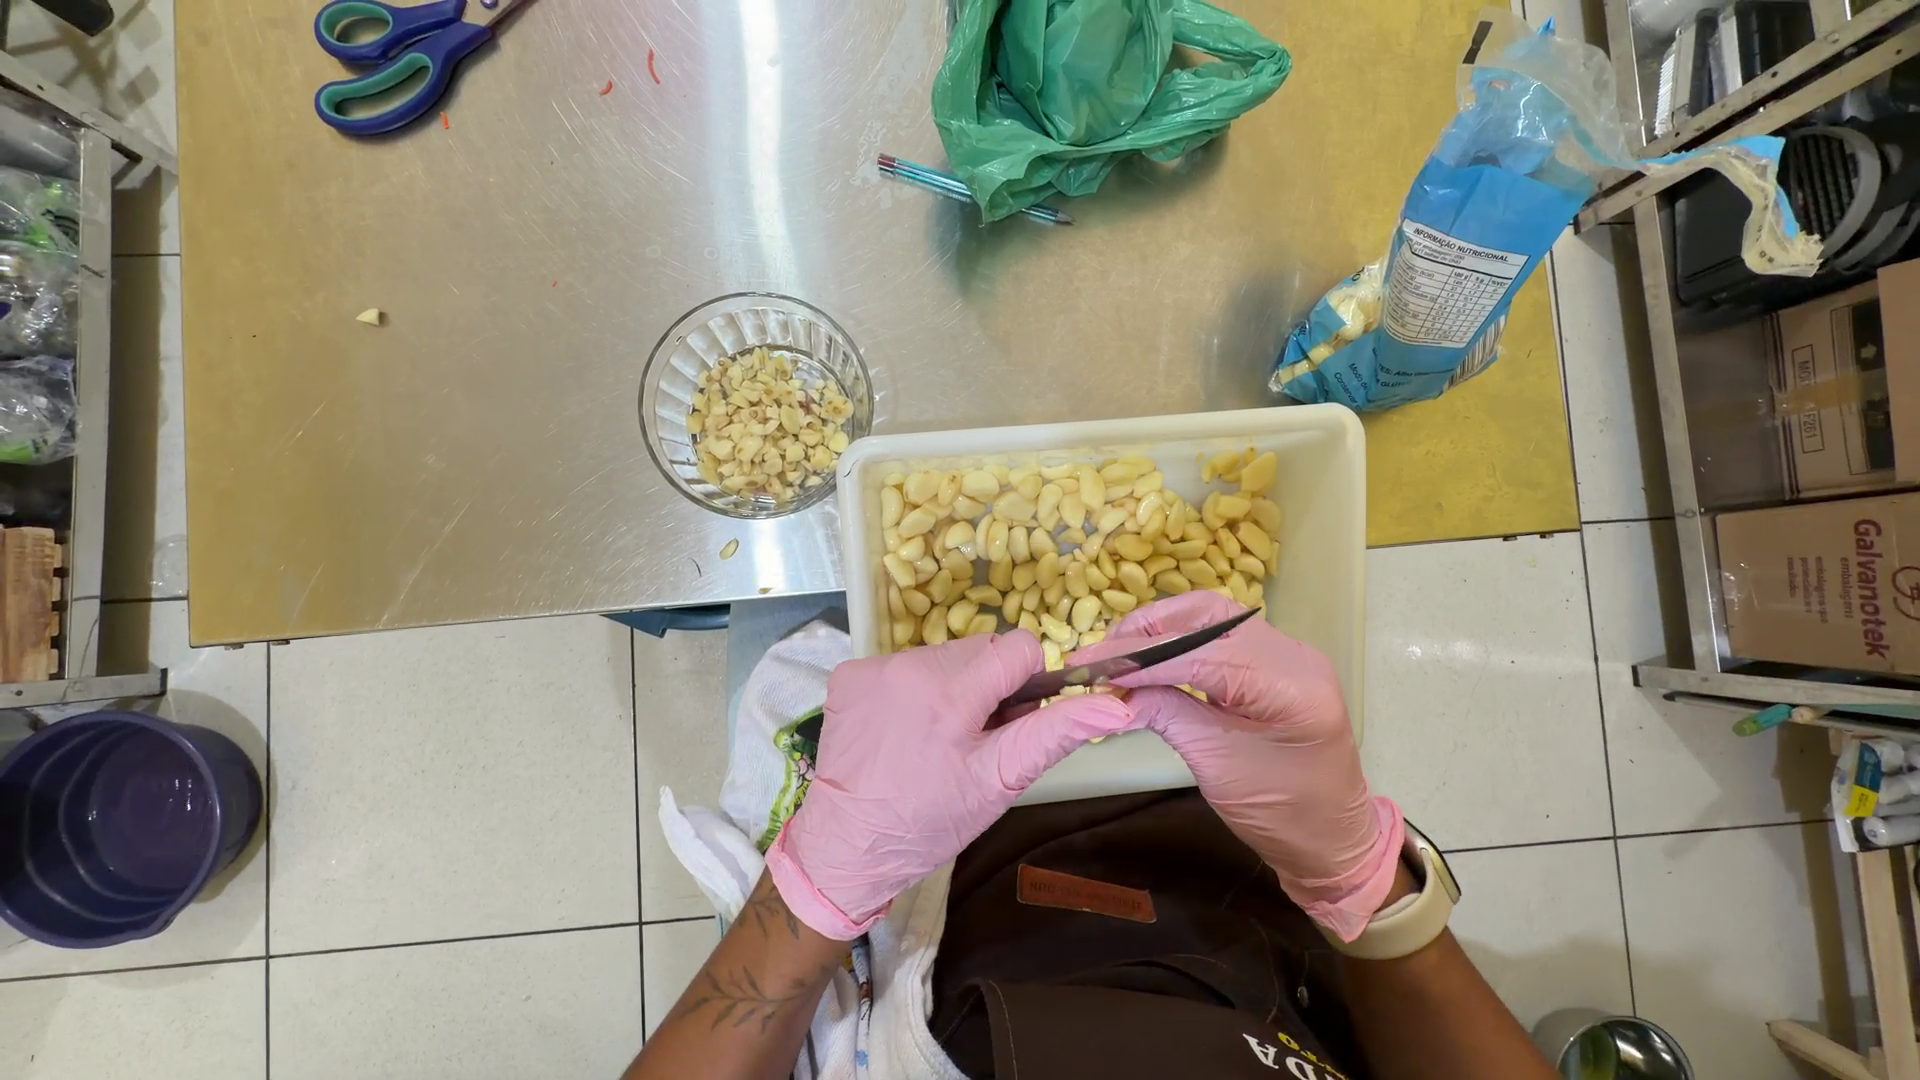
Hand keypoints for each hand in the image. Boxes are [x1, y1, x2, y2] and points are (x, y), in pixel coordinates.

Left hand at [766, 631, 1136, 939]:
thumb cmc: (930, 821)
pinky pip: (902, 663)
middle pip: (979, 649)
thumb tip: (1118, 704)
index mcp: (951, 690)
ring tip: (934, 736)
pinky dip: (912, 688)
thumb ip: (1055, 734)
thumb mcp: (999, 782)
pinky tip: (902, 728)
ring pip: (942, 654)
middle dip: (987, 685)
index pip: (1018, 646)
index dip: (1025, 682)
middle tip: (971, 737)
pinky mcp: (847, 673)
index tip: (1008, 721)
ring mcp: (872, 666)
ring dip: (951, 685)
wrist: (846, 847)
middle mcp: (908, 664)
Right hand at [1067, 592, 1402, 941]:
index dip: (1141, 659)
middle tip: (1100, 655)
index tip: (1090, 668)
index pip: (1201, 655)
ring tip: (1117, 653)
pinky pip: (1219, 634)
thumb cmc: (1279, 815)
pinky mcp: (1274, 659)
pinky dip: (1178, 640)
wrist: (1332, 839)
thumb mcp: (1214, 766)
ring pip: (1210, 616)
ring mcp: (1287, 652)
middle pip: (1206, 615)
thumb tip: (1112, 689)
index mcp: (1290, 687)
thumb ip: (1165, 714)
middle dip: (1148, 629)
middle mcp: (1293, 655)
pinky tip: (1149, 657)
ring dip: (1160, 628)